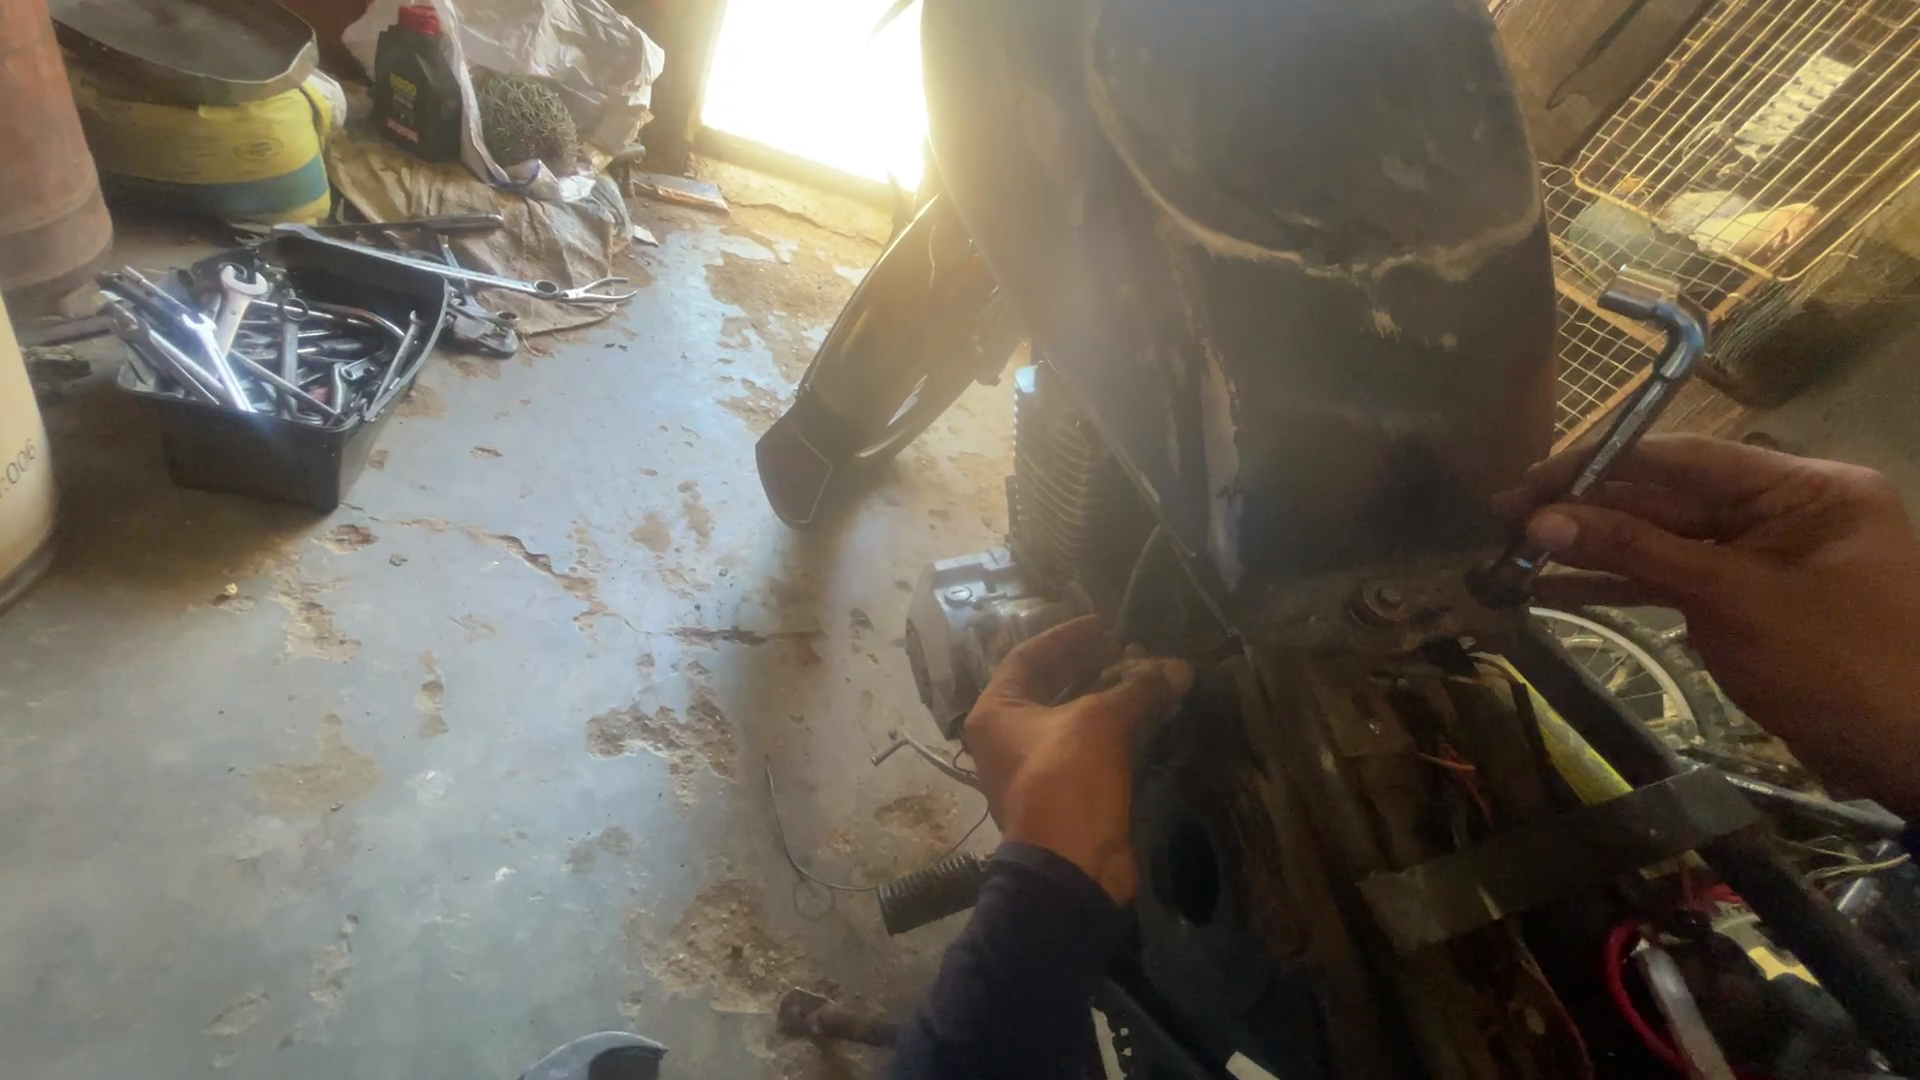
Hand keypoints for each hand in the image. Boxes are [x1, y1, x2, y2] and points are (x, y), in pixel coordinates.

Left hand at [962, 616, 1193, 902]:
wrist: (1072, 867)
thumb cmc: (1067, 779)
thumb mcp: (1099, 722)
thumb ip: (1136, 689)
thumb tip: (1179, 669)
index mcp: (996, 711)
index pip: (1028, 656)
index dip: (1067, 636)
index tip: (1103, 624)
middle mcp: (1008, 734)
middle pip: (1051, 685)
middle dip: (1091, 664)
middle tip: (1128, 647)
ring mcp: (1037, 763)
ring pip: (1075, 716)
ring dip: (1111, 695)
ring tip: (1148, 674)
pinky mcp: (1067, 787)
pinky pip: (1092, 744)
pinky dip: (1119, 727)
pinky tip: (1153, 713)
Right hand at [1496, 434, 1919, 815]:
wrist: (1915, 754)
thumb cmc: (1841, 660)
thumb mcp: (1729, 595)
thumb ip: (1631, 550)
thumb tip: (1539, 521)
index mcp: (1802, 491)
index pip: (1681, 459)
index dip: (1598, 464)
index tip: (1530, 478)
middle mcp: (1776, 514)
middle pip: (1658, 500)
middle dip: (1580, 510)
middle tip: (1503, 516)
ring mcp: (1752, 559)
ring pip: (1649, 542)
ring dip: (1584, 549)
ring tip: (1513, 551)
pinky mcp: (1733, 599)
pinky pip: (1658, 580)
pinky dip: (1608, 585)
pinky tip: (1550, 591)